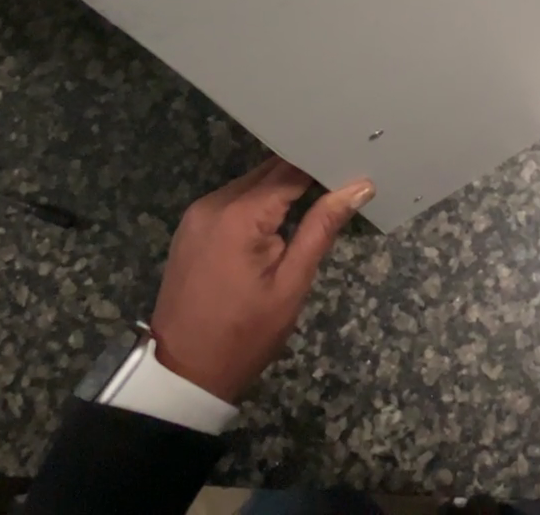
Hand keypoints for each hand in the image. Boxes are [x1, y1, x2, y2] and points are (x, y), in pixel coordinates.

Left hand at [150, 156, 374, 402]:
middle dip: (305, 173)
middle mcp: (214, 203)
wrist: (181, 375)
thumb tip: (359, 187)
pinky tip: (284, 214)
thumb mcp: (291, 284)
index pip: (290, 170)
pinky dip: (261, 201)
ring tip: (321, 195)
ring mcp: (198, 214)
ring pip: (252, 183)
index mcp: (240, 215)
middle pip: (269, 171)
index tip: (355, 164)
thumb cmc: (243, 334)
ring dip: (283, 188)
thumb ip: (322, 228)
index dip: (323, 165)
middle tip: (345, 179)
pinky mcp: (192, 226)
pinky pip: (234, 200)